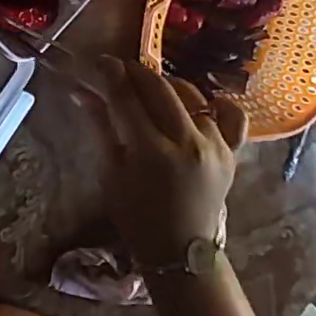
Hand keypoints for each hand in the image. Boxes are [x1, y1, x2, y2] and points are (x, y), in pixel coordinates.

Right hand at [88, 57, 248, 267]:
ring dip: (168, 85)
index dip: (112, 76)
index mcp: (152, 154)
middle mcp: (188, 143)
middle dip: (137, 73)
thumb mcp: (112, 174)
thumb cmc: (138, 218)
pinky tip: (201, 103)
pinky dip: (217, 103)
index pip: (128, 100)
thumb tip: (83, 91)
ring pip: (191, 95)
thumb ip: (101, 127)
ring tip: (153, 90)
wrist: (182, 253)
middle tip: (122, 70)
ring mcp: (215, 145)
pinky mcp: (233, 151)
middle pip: (159, 90)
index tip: (102, 62)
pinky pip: (232, 116)